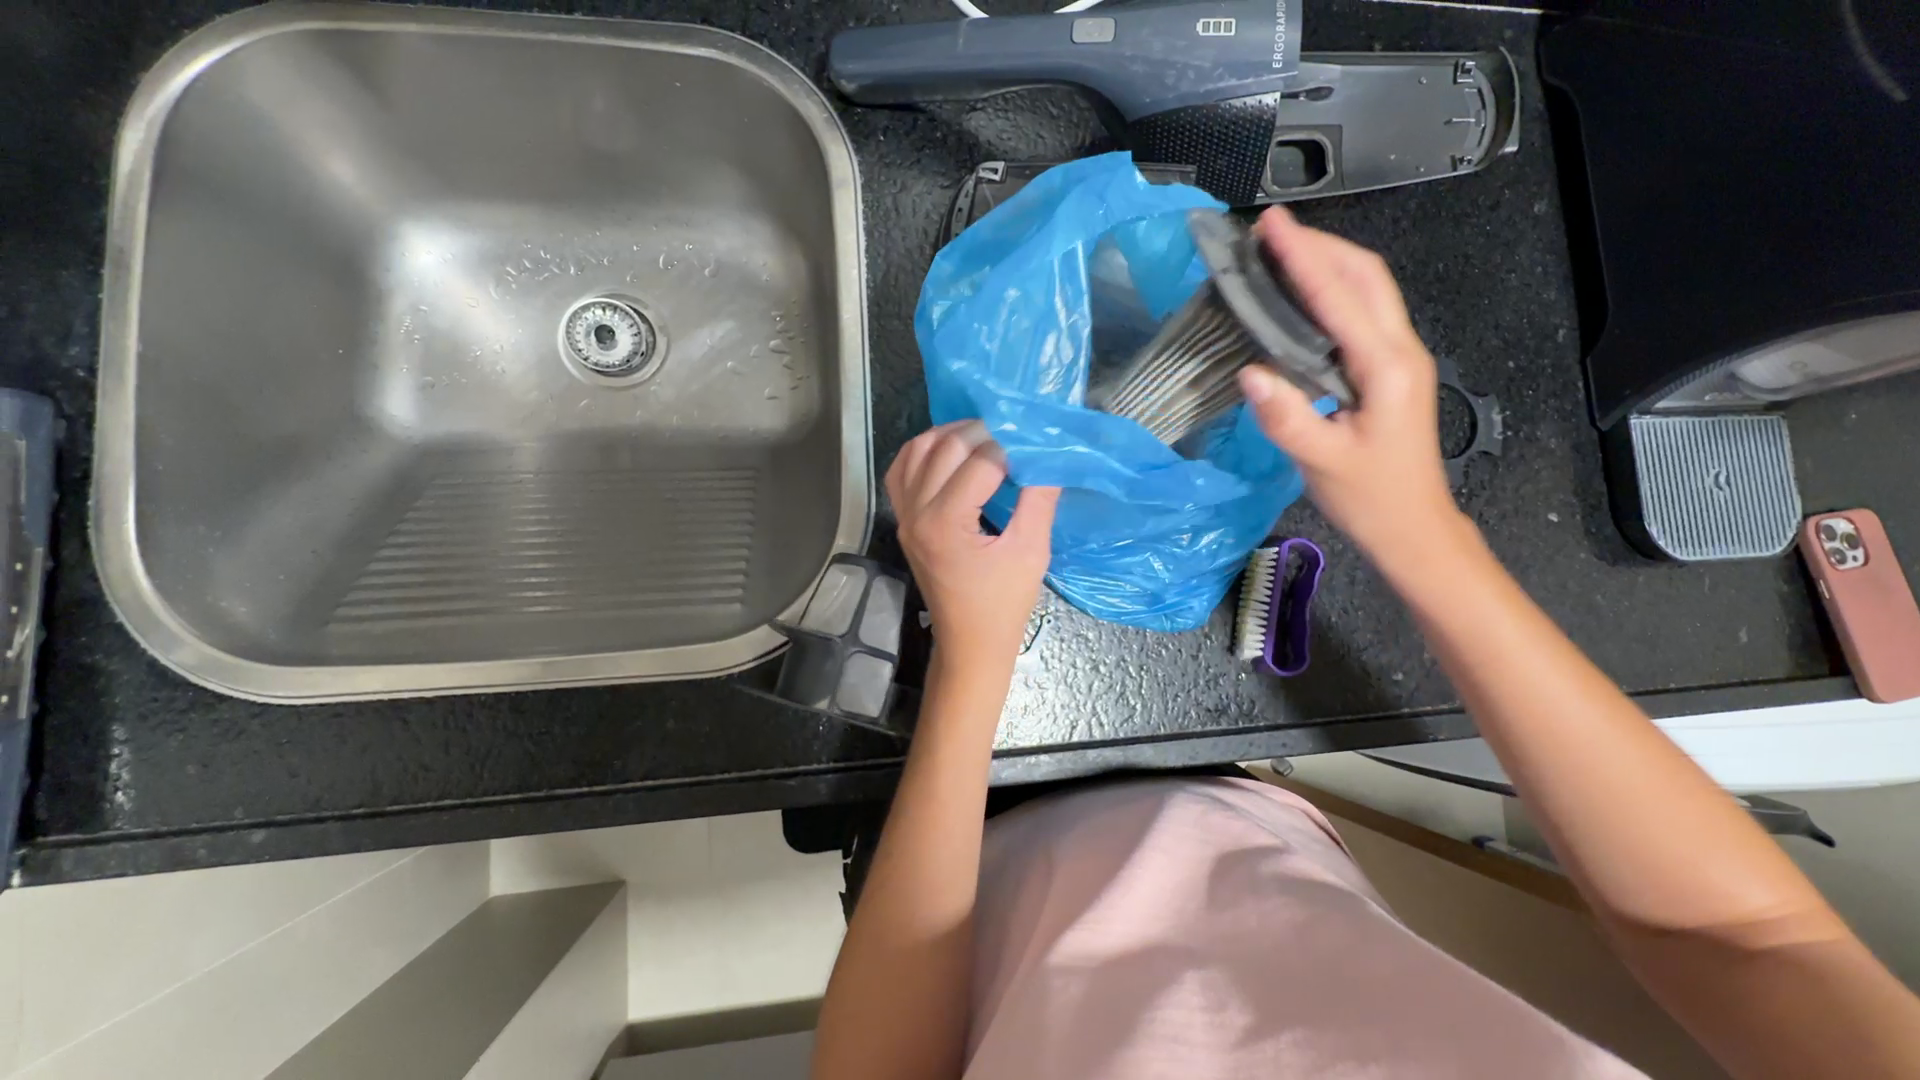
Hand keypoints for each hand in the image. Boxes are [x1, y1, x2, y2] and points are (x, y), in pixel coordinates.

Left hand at [886, 421, 1060, 668]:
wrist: (970, 642)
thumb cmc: (1004, 604)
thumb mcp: (1031, 551)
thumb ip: (1039, 498)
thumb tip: (1049, 455)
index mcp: (946, 523)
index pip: (981, 462)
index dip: (1012, 446)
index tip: (1037, 440)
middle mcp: (916, 512)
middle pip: (946, 446)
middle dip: (983, 431)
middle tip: (1016, 432)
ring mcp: (904, 515)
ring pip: (918, 450)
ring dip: (951, 434)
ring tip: (986, 435)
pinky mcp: (903, 519)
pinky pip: (902, 469)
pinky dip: (924, 450)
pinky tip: (952, 450)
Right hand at [1236, 207, 1464, 563]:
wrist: (1414, 526)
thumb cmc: (1371, 498)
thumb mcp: (1323, 463)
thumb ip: (1288, 418)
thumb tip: (1249, 373)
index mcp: (1386, 367)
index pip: (1341, 296)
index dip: (1303, 257)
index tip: (1271, 226)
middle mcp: (1399, 350)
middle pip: (1366, 274)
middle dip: (1319, 244)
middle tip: (1271, 229)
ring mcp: (1399, 356)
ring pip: (1369, 286)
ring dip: (1328, 259)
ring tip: (1282, 248)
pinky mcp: (1389, 368)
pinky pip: (1363, 310)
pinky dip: (1333, 286)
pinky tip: (1302, 291)